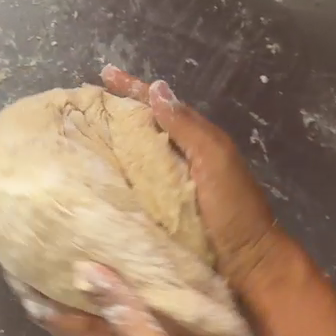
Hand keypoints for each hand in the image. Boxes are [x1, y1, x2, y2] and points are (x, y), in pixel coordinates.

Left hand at [13, 265, 229, 335]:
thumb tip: (84, 267)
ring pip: (78, 328)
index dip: (28, 289)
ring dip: (68, 304)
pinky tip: (107, 312)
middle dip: (44, 292)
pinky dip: (96, 319)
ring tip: (65, 279)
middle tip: (34, 263)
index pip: (49, 311)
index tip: (10, 265)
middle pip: (59, 318)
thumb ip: (119, 308)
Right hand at [101, 66, 279, 288]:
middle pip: (148, 121)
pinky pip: (138, 175)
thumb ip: (186, 126)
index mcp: (198, 136)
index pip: (161, 103)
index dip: (133, 87)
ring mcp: (175, 179)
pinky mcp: (165, 203)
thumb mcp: (213, 159)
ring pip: (141, 147)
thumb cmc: (233, 208)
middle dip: (120, 107)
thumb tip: (156, 88)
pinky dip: (119, 165)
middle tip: (87, 99)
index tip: (105, 73)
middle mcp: (185, 152)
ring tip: (85, 128)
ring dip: (116, 135)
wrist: (249, 262)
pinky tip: (100, 167)